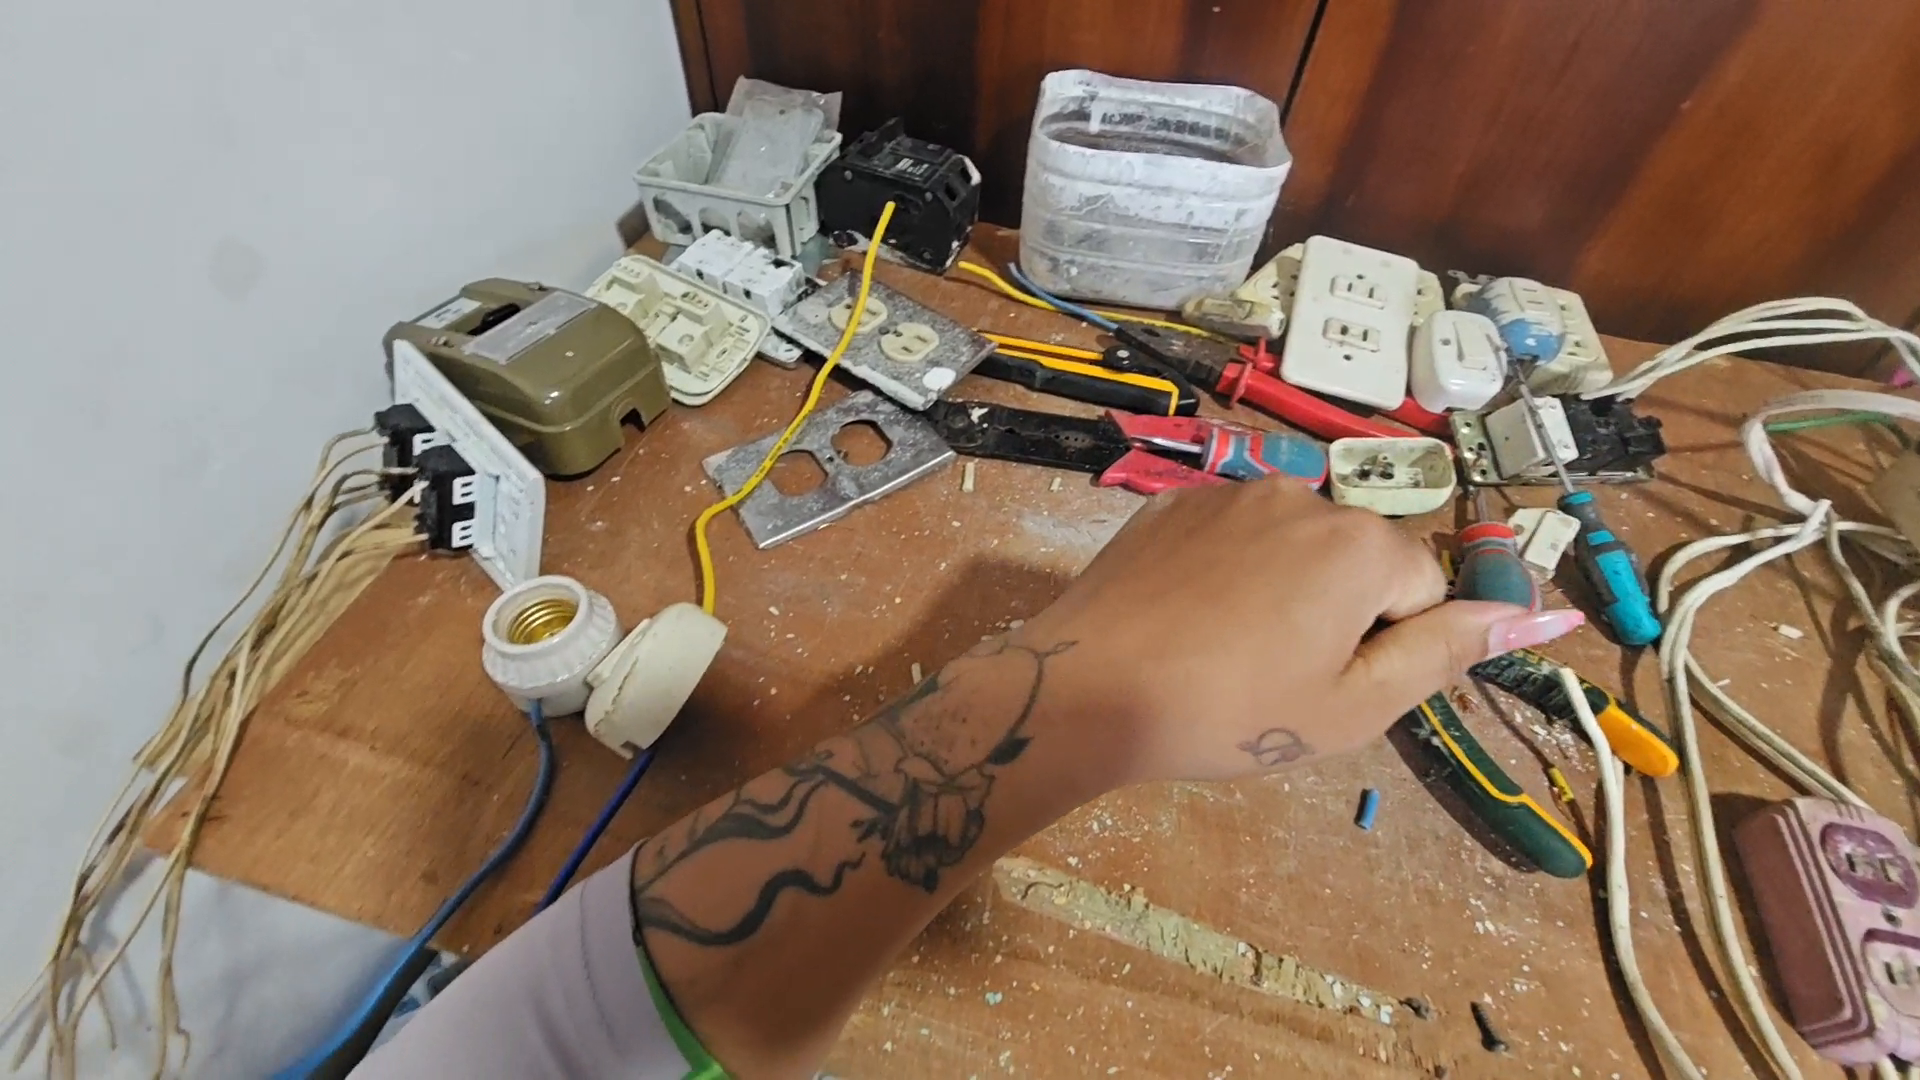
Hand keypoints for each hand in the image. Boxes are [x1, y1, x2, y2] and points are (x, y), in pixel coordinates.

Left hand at [1011, 478, 1582, 783]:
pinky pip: (1226, 531)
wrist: (1087, 687)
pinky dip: (1223, 566)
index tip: (1324, 680)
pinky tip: (1185, 611)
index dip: (1383, 644)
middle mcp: (1296, 494)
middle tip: (1270, 667)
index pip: (1420, 588)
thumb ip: (1446, 649)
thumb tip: (1537, 612)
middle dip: (1334, 607)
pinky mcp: (1167, 502)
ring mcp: (1223, 491)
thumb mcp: (1351, 704)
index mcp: (1357, 542)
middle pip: (1353, 555)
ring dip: (1277, 583)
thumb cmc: (1228, 711)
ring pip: (1287, 540)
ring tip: (1222, 642)